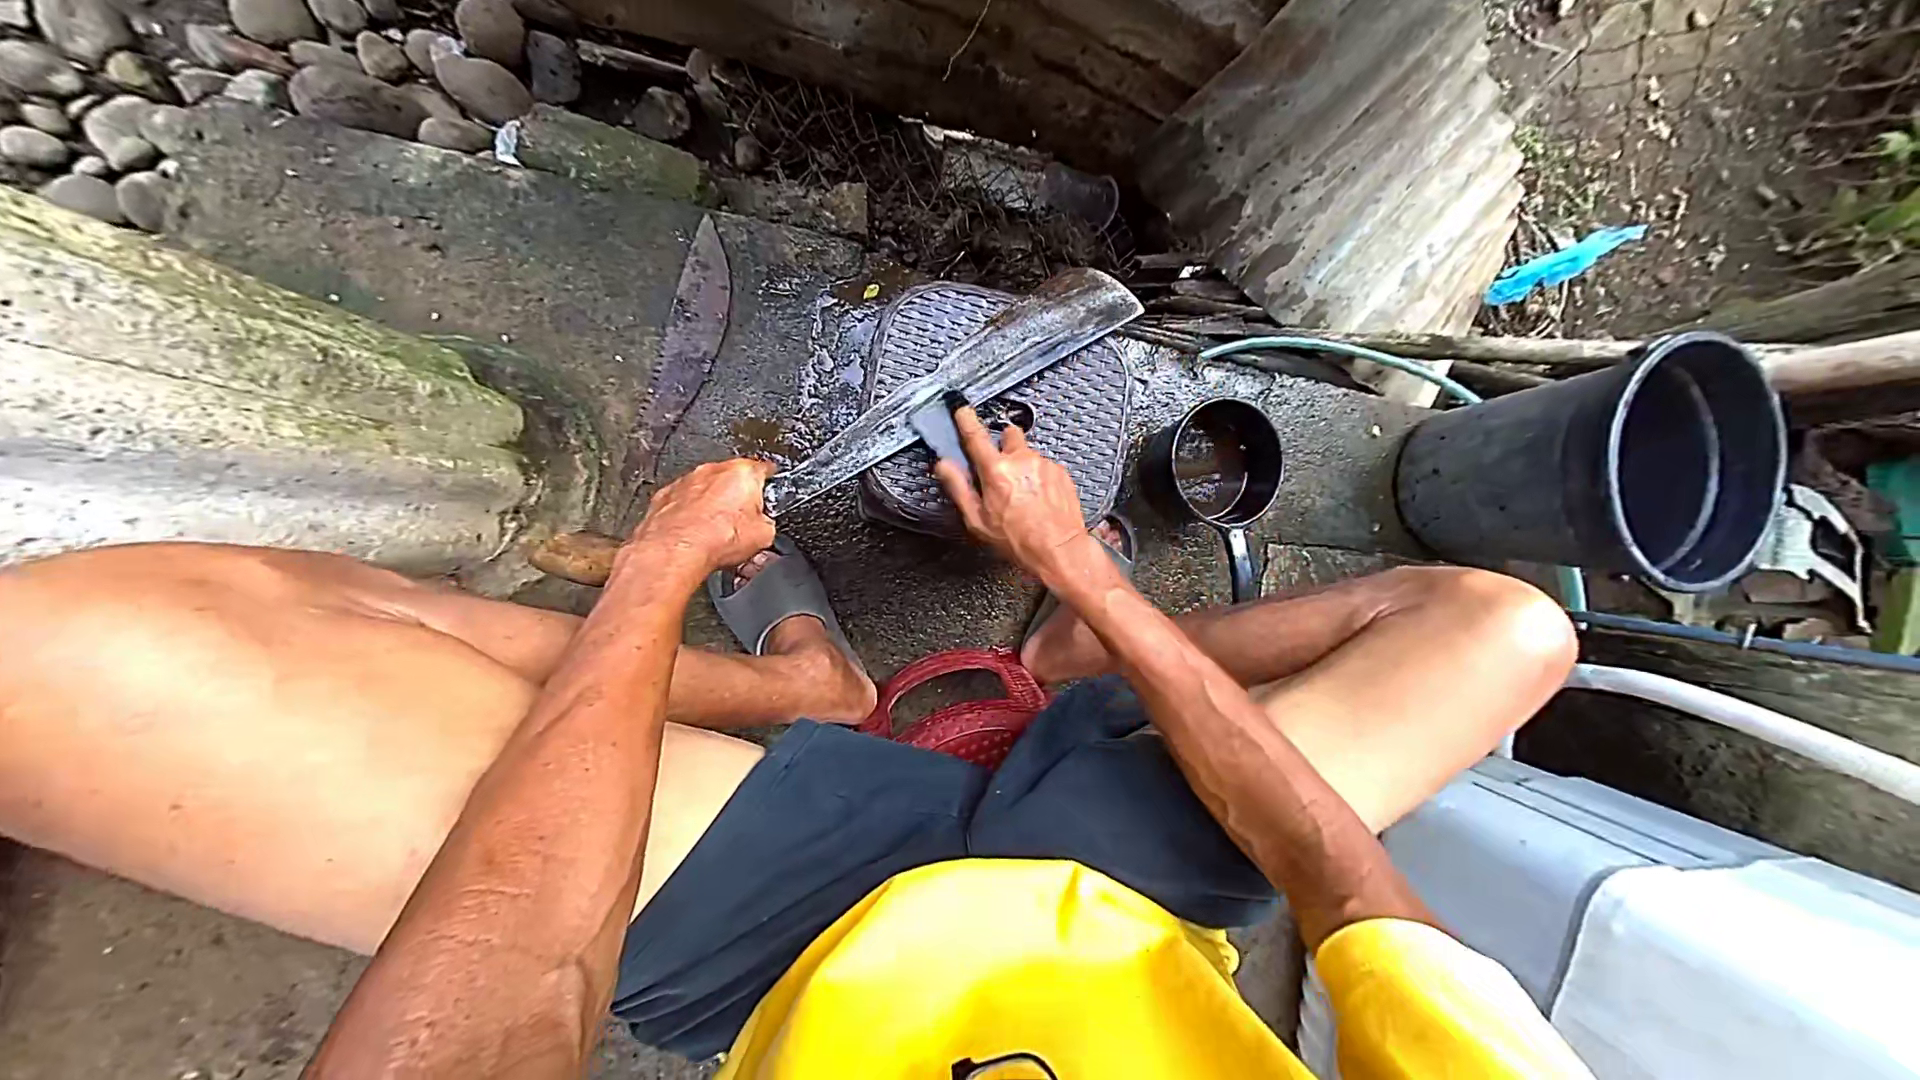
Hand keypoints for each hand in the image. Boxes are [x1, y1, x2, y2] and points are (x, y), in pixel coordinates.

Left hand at [630, 458, 777, 576]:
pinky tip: (694, 535)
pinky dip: (689, 514)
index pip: (764, 469)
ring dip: (711, 506)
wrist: (675, 551)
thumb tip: (764, 527)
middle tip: (742, 523)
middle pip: (733, 479)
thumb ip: (767, 523)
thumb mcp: (764, 536)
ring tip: (715, 533)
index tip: (768, 491)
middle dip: (738, 498)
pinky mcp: (665, 496)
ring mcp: (686, 481)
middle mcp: (713, 470)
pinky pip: (683, 502)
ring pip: (705, 489)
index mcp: (743, 473)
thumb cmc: (714, 539)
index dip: (769, 482)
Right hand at [934, 407, 1090, 581]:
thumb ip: (958, 487)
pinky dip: (1038, 477)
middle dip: (1003, 447)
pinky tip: (1037, 497)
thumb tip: (944, 466)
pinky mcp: (1060, 471)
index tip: (962, 410)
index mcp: (996, 471)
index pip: (976, 435)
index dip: (966, 419)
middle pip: (1007, 436)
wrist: (1059, 549)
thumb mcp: (978, 520)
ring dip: (1022, 465)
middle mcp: (1021, 460)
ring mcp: (1043, 464)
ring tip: (1023, 494)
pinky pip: (1044, 465)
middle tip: (1000, 471)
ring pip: (1027, 452)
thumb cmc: (1020, 540)